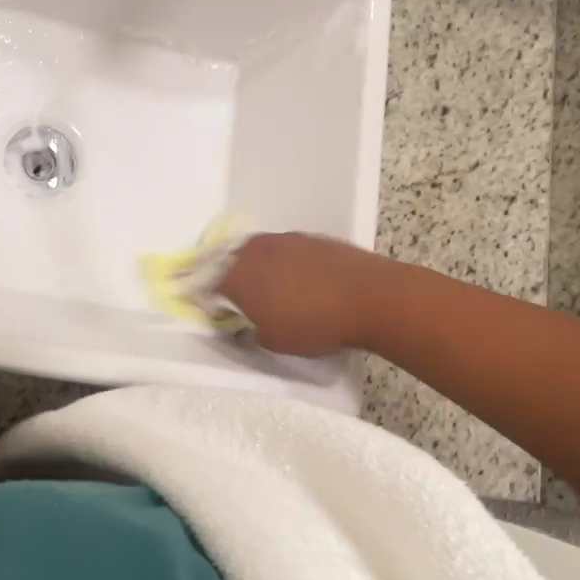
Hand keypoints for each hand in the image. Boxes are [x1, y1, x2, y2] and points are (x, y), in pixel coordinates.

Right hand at [219, 233, 379, 356]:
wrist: (372, 297)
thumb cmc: (315, 325)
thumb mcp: (273, 342)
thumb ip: (250, 330)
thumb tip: (245, 325)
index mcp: (236, 277)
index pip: (207, 287)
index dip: (210, 302)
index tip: (220, 315)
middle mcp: (254, 251)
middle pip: (231, 263)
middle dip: (233, 280)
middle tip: (246, 302)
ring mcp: (284, 239)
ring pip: (260, 253)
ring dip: (261, 269)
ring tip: (276, 291)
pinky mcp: (311, 237)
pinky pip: (287, 250)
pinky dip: (287, 263)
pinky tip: (303, 281)